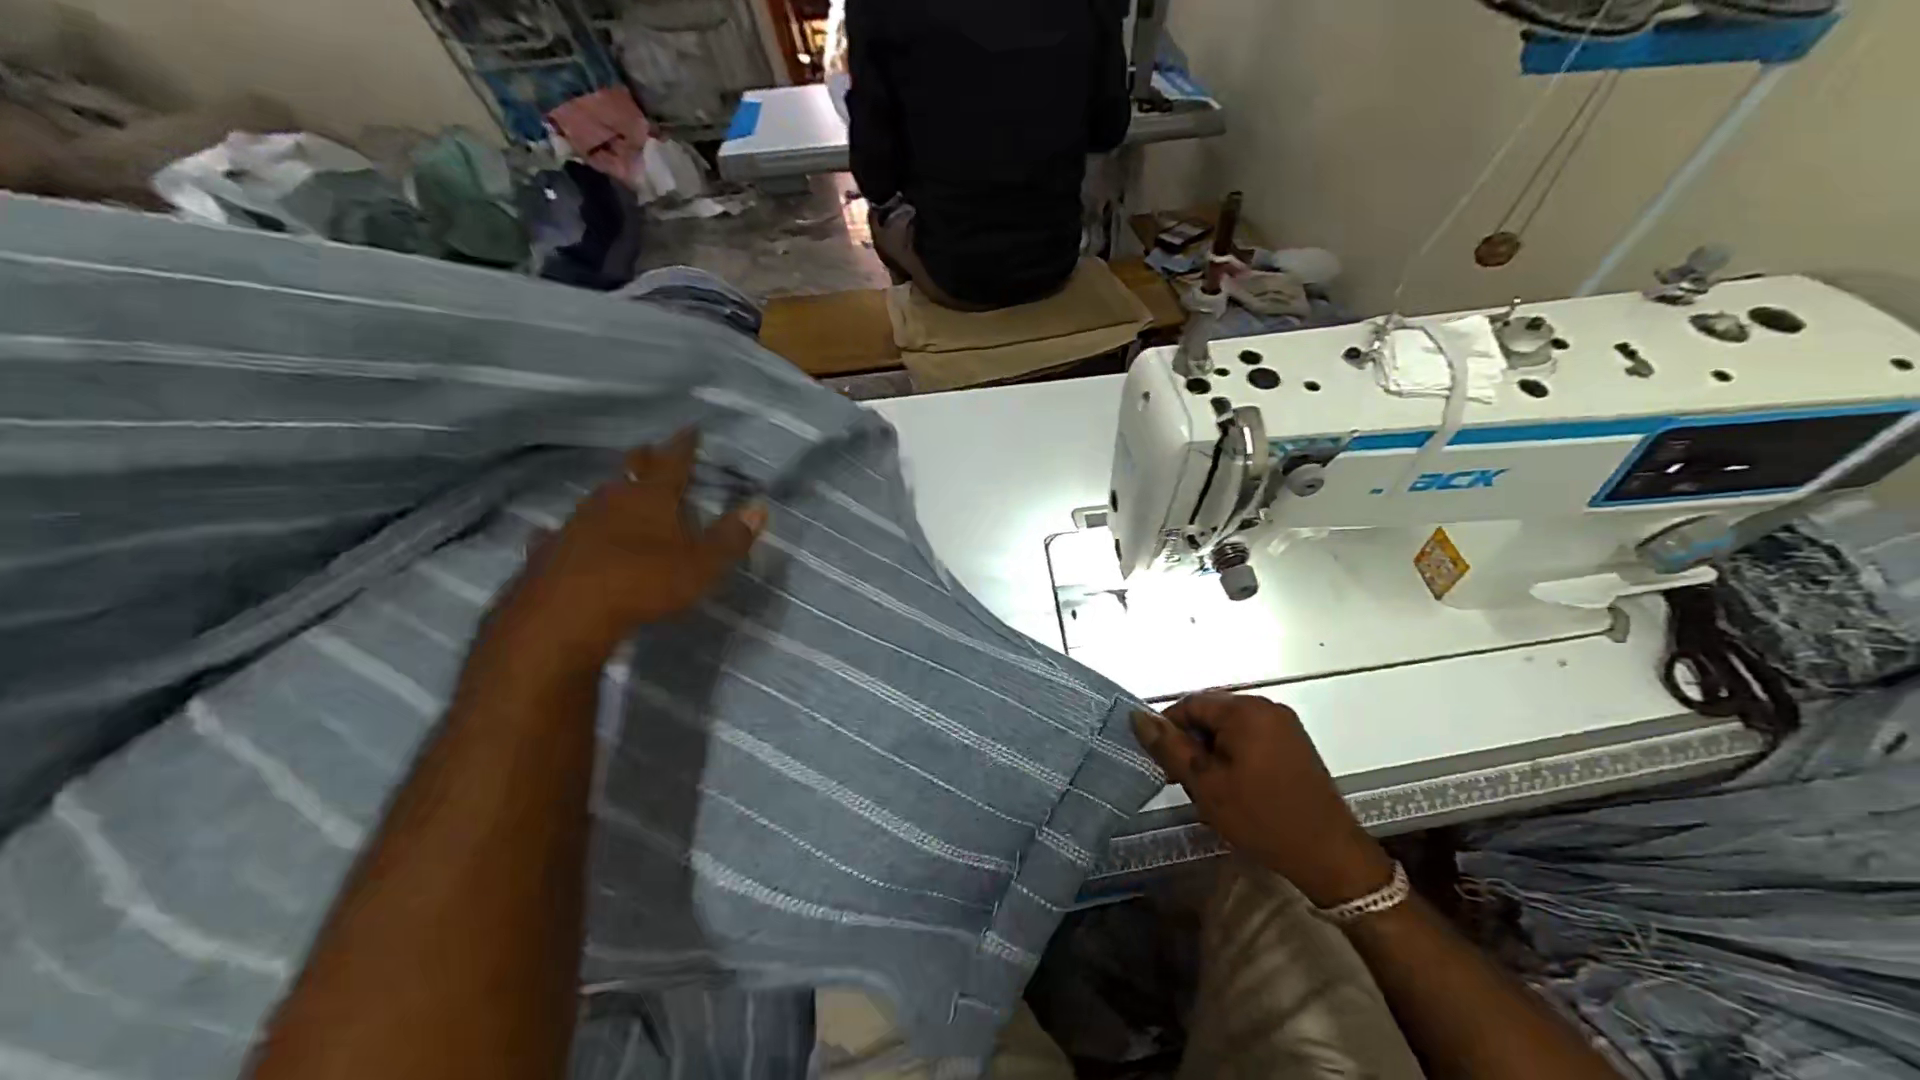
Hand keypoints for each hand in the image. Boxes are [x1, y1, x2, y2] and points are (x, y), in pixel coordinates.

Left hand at [493, 433, 766, 668]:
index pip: (673, 462)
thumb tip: (759, 507)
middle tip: (649, 451)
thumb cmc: (644, 581)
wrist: (567, 613)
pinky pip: (564, 533)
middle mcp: (611, 500)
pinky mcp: (550, 550)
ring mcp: (576, 523)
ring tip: (619, 491)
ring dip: (612, 494)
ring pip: (598, 499)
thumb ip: (730, 537)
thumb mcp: (701, 564)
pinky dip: (574, 531)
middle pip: (630, 473)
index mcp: (651, 498)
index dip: (684, 446)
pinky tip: (562, 534)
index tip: (691, 429)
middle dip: (643, 461)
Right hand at [1132, 694, 1393, 908]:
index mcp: (1245, 710)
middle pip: (1211, 714)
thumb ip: (1169, 747)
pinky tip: (1233, 791)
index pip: (1190, 703)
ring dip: (1212, 754)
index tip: (1163, 763)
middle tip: (1184, 782)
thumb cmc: (1261, 818)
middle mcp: (1267, 708)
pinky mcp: (1295, 746)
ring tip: (1209, 792)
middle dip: (1192, 744)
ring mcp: (1285, 726)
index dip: (1169, 730)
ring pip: (1230, 730)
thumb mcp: (1205, 784)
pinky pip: (1251, 740)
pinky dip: (1234, 758)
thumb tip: (1138, 717)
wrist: (1328, 855)